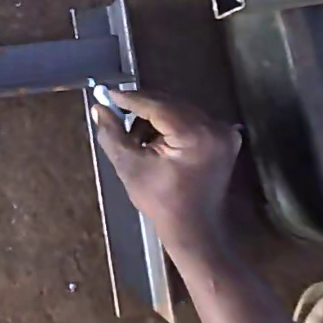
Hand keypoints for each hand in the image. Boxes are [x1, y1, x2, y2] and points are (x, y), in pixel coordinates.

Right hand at [91, 88, 242, 255]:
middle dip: (142, 108)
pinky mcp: (224, 138)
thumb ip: (113, 135)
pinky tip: (156, 143)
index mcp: (195, 134)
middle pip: (170, 104)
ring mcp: (223, 132)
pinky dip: (172, 126)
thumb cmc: (161, 203)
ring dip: (155, 118)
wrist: (195, 230)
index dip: (130, 98)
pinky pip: (191, 120)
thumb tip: (98, 108)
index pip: (158, 105)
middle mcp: (214, 127)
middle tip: (115, 112)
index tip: (107, 93)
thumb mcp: (131, 168)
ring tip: (137, 140)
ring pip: (180, 110)